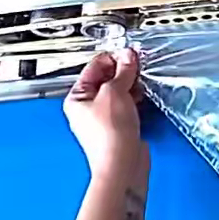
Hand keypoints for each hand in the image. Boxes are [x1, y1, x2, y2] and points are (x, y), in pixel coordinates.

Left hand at [64, 48, 144, 179]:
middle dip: (123, 69)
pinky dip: (134, 96)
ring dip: (130, 82)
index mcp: (77, 97)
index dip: (113, 57)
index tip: (129, 53)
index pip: (95, 65)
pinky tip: (141, 94)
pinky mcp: (118, 125)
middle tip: (136, 64)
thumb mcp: (115, 92)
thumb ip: (123, 70)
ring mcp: (103, 116)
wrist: (122, 165)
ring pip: (118, 89)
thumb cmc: (109, 135)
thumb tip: (128, 55)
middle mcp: (88, 107)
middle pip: (107, 77)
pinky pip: (126, 102)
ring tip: (140, 79)